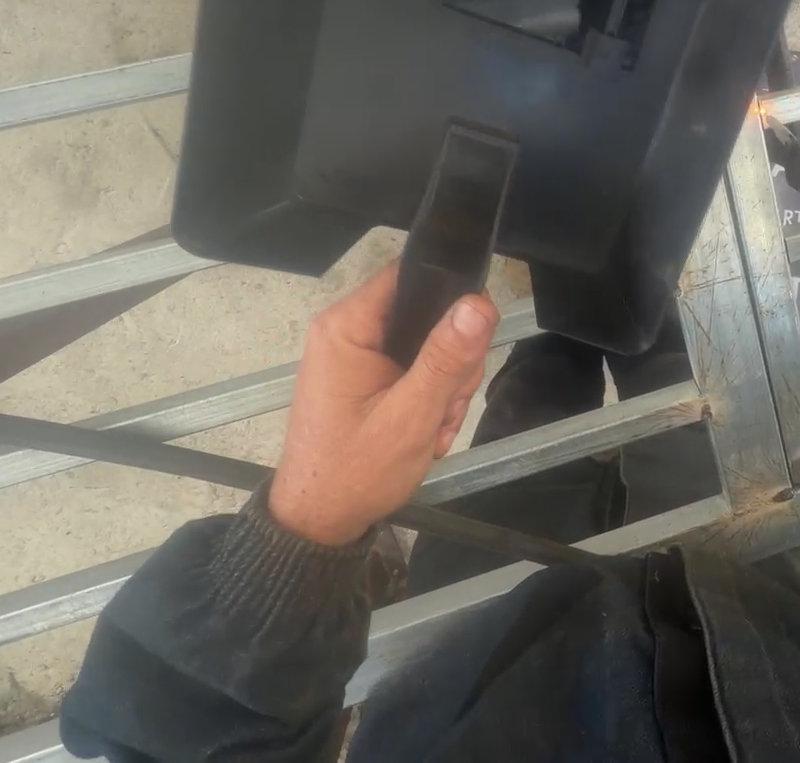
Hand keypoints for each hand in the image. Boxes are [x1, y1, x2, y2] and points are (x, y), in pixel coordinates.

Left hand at [268, 265, 499, 545]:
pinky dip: (433, 394)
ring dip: (447, 383)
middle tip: (446, 404)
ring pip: (432, 342)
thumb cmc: (356, 472)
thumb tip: (480, 303)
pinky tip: (429, 426)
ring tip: (434, 424)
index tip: (475, 336)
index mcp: (348, 326)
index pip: (413, 275)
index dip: (452, 295)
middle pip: (429, 311)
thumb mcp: (410, 416)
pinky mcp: (369, 373)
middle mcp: (350, 329)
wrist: (320, 524)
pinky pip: (419, 365)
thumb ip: (446, 358)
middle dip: (453, 358)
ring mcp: (360, 352)